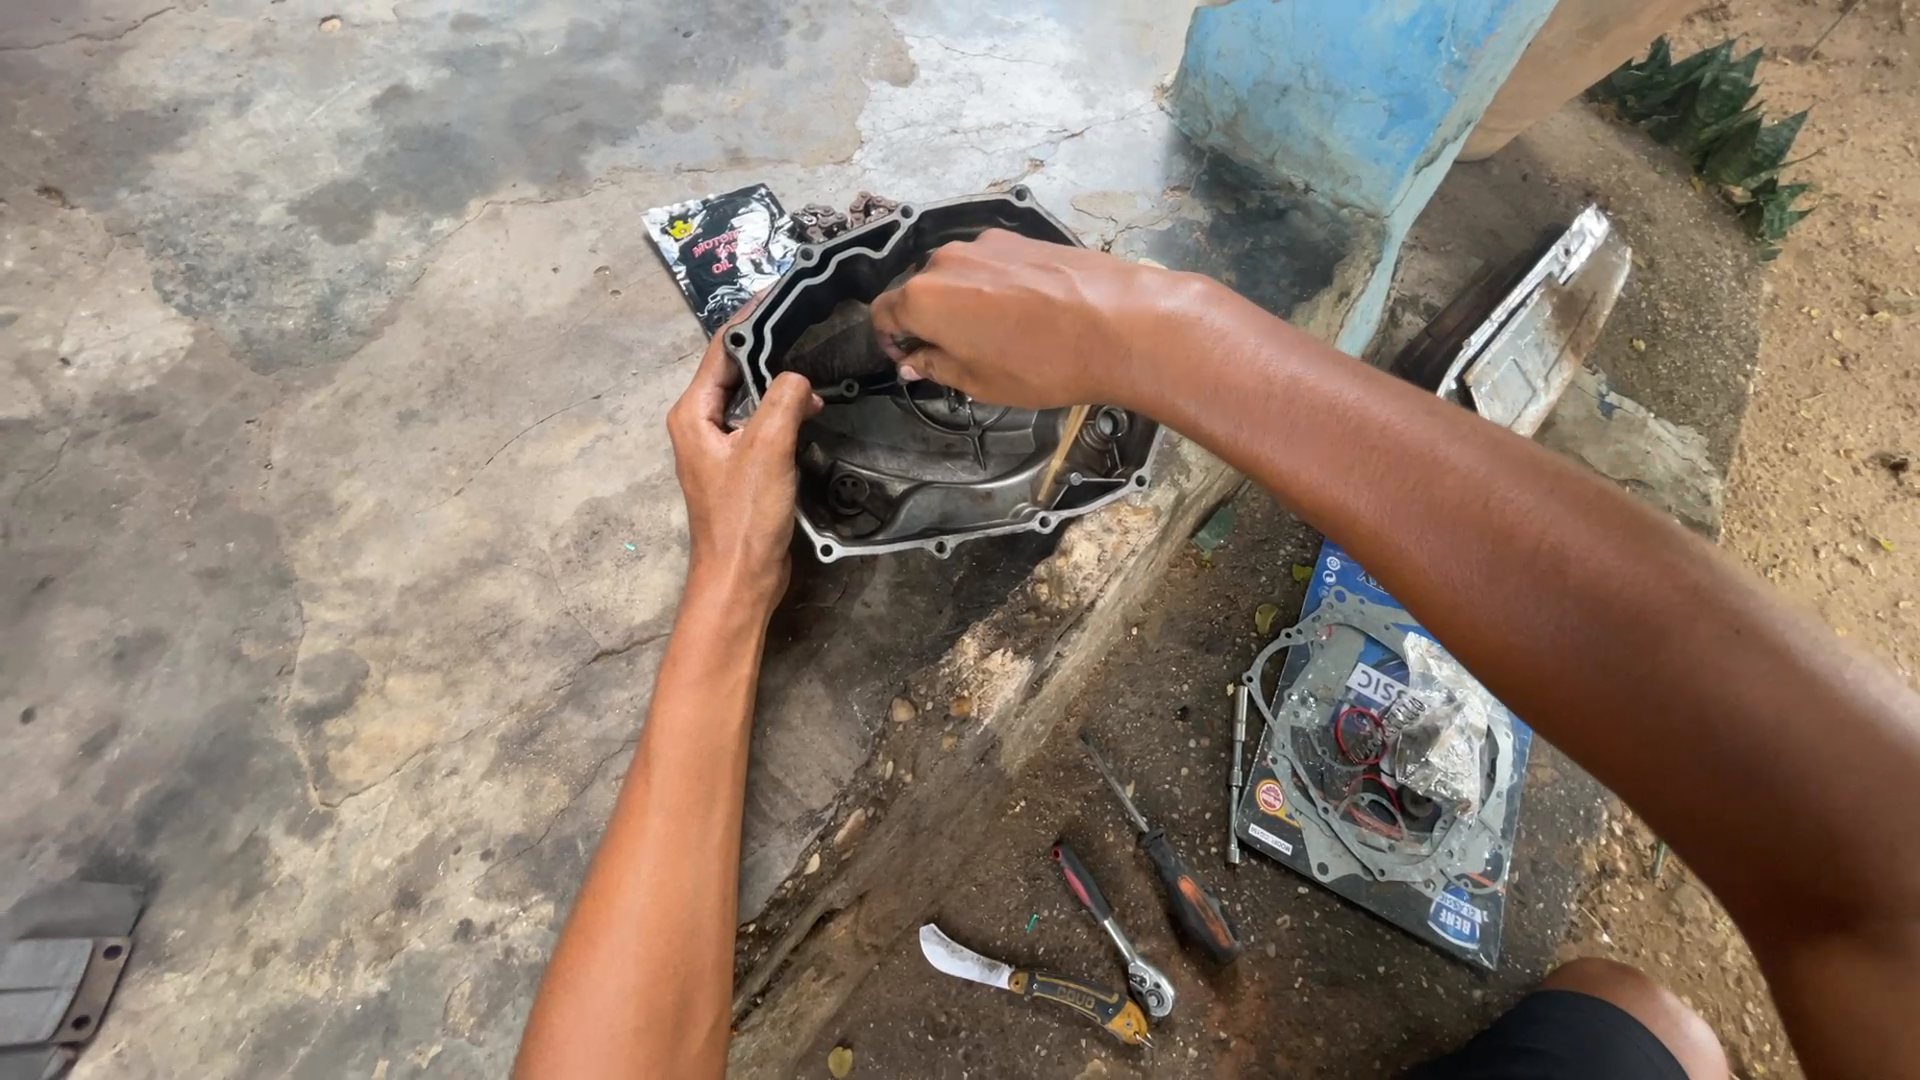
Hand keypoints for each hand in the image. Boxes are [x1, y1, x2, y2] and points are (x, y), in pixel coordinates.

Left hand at [666, 317, 822, 613]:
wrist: (742, 576)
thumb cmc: (745, 515)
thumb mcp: (767, 449)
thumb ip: (784, 402)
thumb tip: (800, 378)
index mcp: (693, 414)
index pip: (721, 352)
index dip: (750, 321)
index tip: (781, 296)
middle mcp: (701, 425)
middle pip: (735, 372)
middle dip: (769, 350)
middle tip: (807, 327)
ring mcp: (721, 448)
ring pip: (751, 400)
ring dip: (780, 385)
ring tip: (816, 367)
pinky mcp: (741, 468)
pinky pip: (762, 426)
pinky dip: (785, 413)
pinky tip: (812, 409)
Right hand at [868, 229, 1196, 408]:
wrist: (1118, 324)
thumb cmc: (1044, 362)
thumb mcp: (978, 382)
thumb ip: (935, 366)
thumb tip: (913, 361)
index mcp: (924, 298)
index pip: (883, 315)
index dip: (890, 341)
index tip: (907, 359)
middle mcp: (946, 260)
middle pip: (918, 291)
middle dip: (926, 323)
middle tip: (952, 356)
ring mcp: (985, 243)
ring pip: (955, 276)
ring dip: (960, 304)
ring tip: (994, 337)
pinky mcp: (1019, 237)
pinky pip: (988, 265)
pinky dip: (990, 288)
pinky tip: (1020, 315)